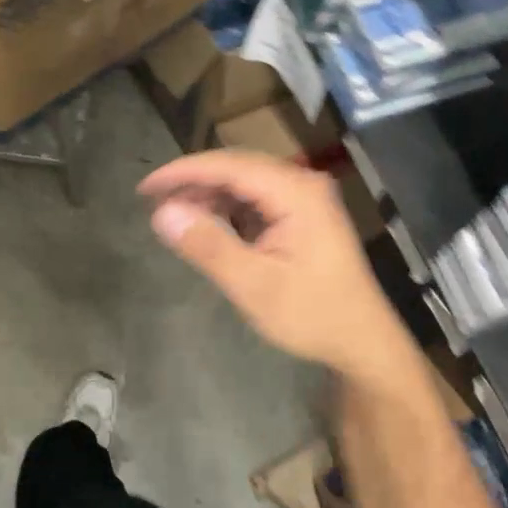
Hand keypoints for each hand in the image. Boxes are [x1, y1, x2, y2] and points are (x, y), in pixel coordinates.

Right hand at [140, 150, 413, 381]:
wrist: (362, 341)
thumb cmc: (312, 315)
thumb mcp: (254, 285)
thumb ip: (208, 245)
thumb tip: (161, 213)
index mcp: (296, 192)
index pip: (229, 166)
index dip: (184, 171)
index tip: (145, 187)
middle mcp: (302, 185)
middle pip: (237, 169)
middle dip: (194, 182)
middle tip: (154, 202)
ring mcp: (305, 199)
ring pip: (246, 184)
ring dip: (210, 196)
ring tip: (175, 216)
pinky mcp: (303, 216)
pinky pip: (257, 200)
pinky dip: (229, 209)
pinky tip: (208, 225)